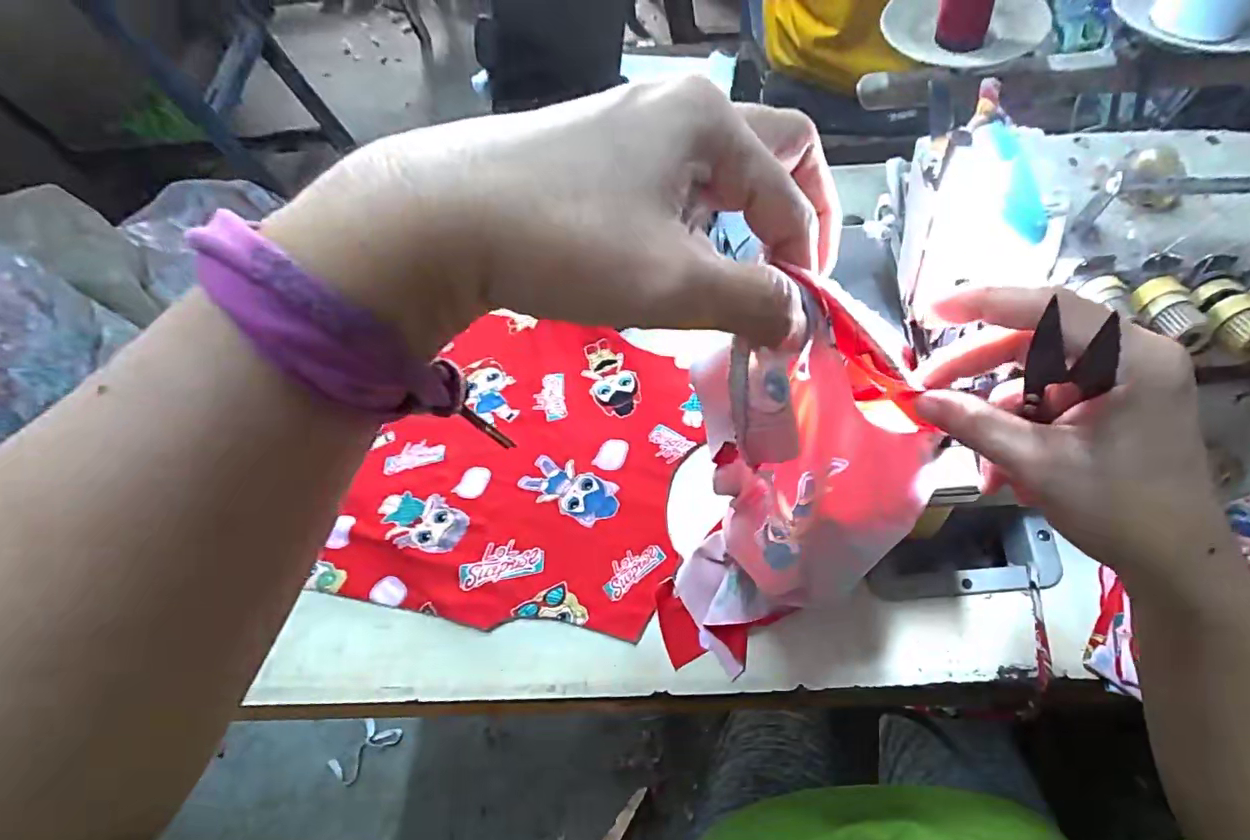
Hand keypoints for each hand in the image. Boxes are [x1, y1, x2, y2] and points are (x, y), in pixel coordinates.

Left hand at [262, 77, 838, 354]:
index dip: (806, 263)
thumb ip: (755, 302)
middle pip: (777, 154)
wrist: (443, 221)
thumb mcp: (676, 283)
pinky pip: (685, 181)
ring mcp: (639, 123)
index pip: (792, 195)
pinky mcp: (607, 151)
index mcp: (710, 122)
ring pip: (729, 169)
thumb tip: (799, 322)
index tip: (794, 322)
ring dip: (750, 223)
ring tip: (737, 279)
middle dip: (797, 217)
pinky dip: (706, 221)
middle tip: (791, 275)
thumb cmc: (569, 244)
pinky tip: (683, 258)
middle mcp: (681, 107)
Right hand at [911, 286, 1230, 583]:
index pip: (1050, 308)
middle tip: (929, 389)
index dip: (985, 303)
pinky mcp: (1116, 408)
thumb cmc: (1118, 511)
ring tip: (984, 471)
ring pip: (1042, 382)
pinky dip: (1026, 434)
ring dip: (1003, 422)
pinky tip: (1007, 474)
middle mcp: (1134, 356)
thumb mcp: (1040, 465)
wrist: (1174, 563)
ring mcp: (1126, 383)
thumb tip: (922, 401)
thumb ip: (978, 426)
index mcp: (1133, 356)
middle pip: (1040, 344)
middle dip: (982, 373)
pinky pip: (1056, 406)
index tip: (932, 309)